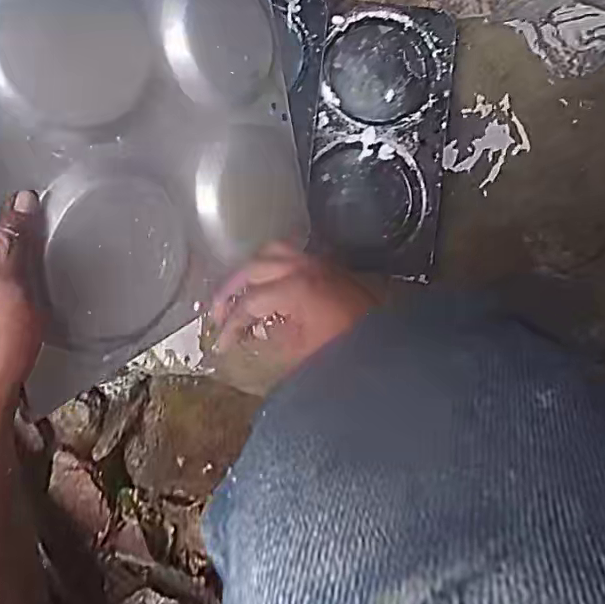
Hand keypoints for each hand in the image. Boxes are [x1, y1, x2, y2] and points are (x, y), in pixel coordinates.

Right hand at [205, 242, 378, 393]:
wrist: (386, 338)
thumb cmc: (346, 346)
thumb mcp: (304, 351)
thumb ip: (273, 338)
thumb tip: (253, 332)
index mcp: (295, 288)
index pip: (249, 302)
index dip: (231, 325)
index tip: (221, 344)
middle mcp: (301, 266)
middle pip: (252, 269)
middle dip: (230, 292)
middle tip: (218, 315)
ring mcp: (314, 261)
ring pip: (269, 253)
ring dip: (249, 271)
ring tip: (238, 293)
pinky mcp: (325, 263)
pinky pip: (289, 252)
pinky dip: (270, 263)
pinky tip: (266, 281)